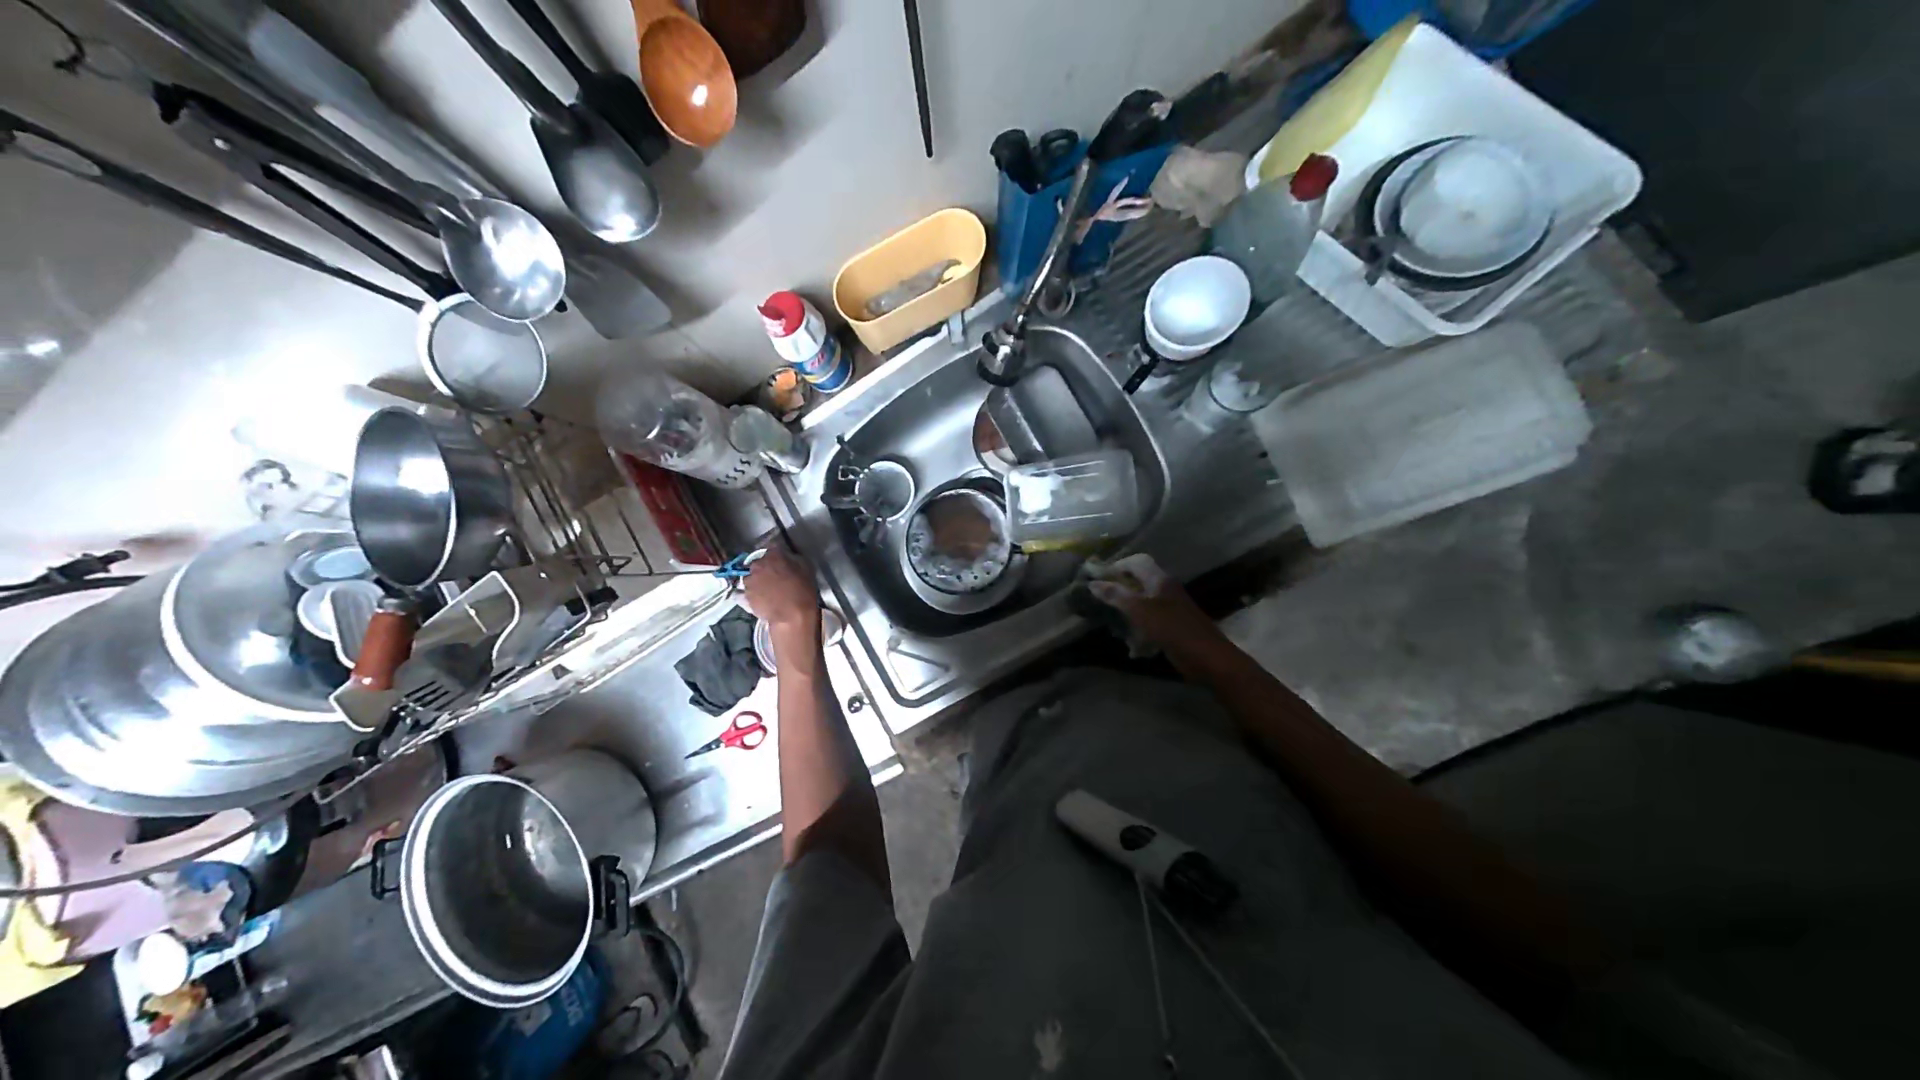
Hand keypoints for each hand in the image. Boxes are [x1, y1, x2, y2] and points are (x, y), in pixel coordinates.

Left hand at [743, 545, 820, 636]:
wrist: (792, 616)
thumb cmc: (803, 591)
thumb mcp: (806, 568)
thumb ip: (793, 558)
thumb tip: (787, 556)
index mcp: (774, 554)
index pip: (772, 547)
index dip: (776, 556)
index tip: (781, 562)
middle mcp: (758, 564)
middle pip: (758, 562)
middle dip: (764, 568)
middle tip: (774, 578)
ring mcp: (749, 580)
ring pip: (750, 577)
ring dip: (756, 581)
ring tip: (766, 591)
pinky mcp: (744, 595)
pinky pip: (746, 591)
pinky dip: (752, 593)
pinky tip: (762, 599)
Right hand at [1086, 554, 1218, 653]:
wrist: (1206, 656)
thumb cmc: (1171, 628)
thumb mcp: (1139, 610)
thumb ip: (1116, 595)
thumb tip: (1092, 583)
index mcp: (1160, 579)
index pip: (1136, 561)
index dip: (1117, 565)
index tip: (1098, 577)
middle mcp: (1165, 589)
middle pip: (1138, 581)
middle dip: (1119, 589)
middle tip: (1100, 599)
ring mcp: (1170, 608)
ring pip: (1143, 603)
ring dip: (1126, 611)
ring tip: (1111, 620)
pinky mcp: (1172, 626)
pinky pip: (1149, 621)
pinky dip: (1138, 628)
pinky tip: (1129, 643)